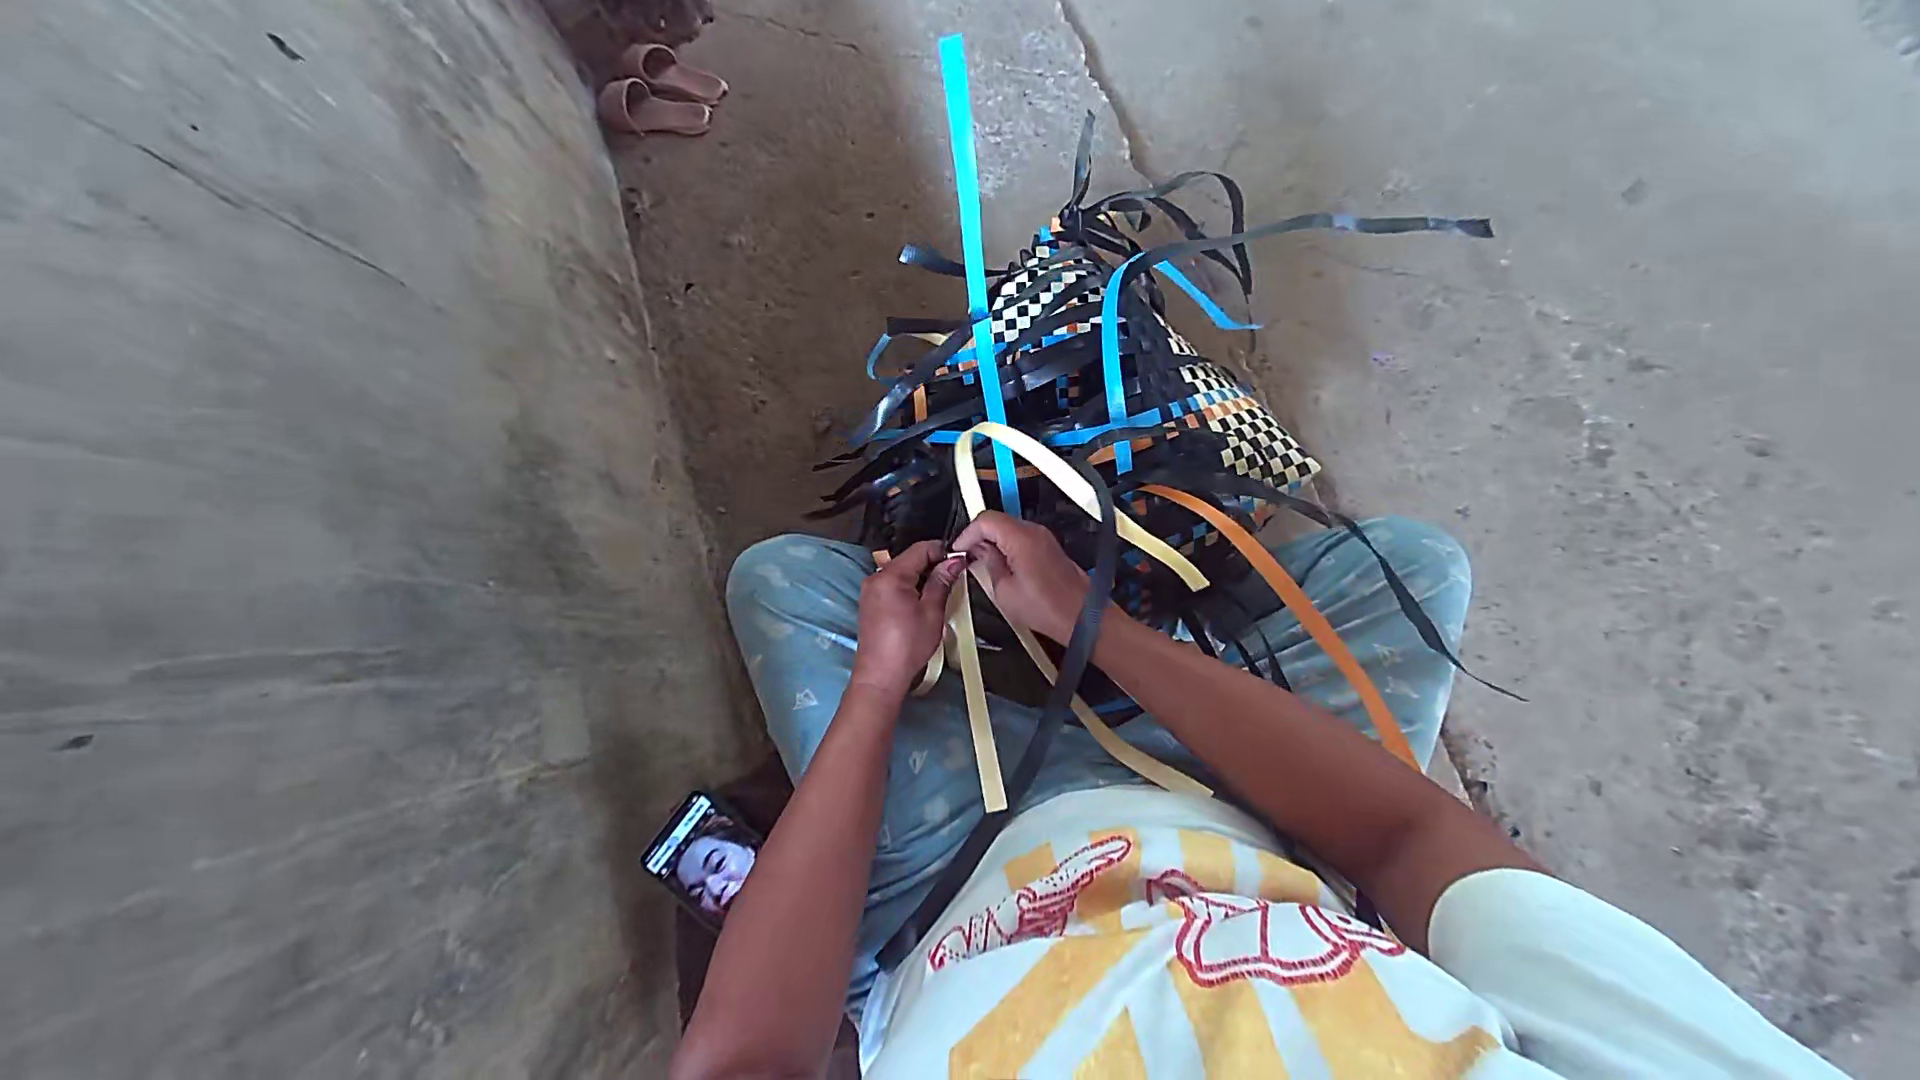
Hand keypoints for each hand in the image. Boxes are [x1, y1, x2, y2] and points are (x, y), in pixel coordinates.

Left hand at [849, 540, 965, 698]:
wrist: (880, 676)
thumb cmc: (906, 646)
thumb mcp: (931, 612)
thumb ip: (942, 581)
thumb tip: (955, 561)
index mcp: (890, 576)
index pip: (920, 549)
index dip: (943, 551)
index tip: (960, 560)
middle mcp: (876, 577)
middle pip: (910, 558)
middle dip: (933, 564)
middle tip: (955, 577)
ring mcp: (870, 590)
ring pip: (902, 571)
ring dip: (922, 576)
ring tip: (942, 591)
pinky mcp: (870, 602)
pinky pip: (893, 584)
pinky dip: (910, 587)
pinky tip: (923, 601)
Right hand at [950, 512, 1095, 643]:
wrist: (1081, 618)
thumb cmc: (1049, 608)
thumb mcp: (1004, 590)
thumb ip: (989, 563)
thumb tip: (981, 552)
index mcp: (1021, 538)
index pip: (985, 520)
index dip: (967, 533)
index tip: (959, 547)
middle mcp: (1035, 532)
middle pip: (997, 520)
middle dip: (978, 535)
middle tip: (966, 554)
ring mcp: (1044, 538)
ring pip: (1009, 528)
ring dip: (993, 540)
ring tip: (981, 562)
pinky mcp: (1049, 548)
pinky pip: (1022, 538)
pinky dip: (1007, 546)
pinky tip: (1001, 565)